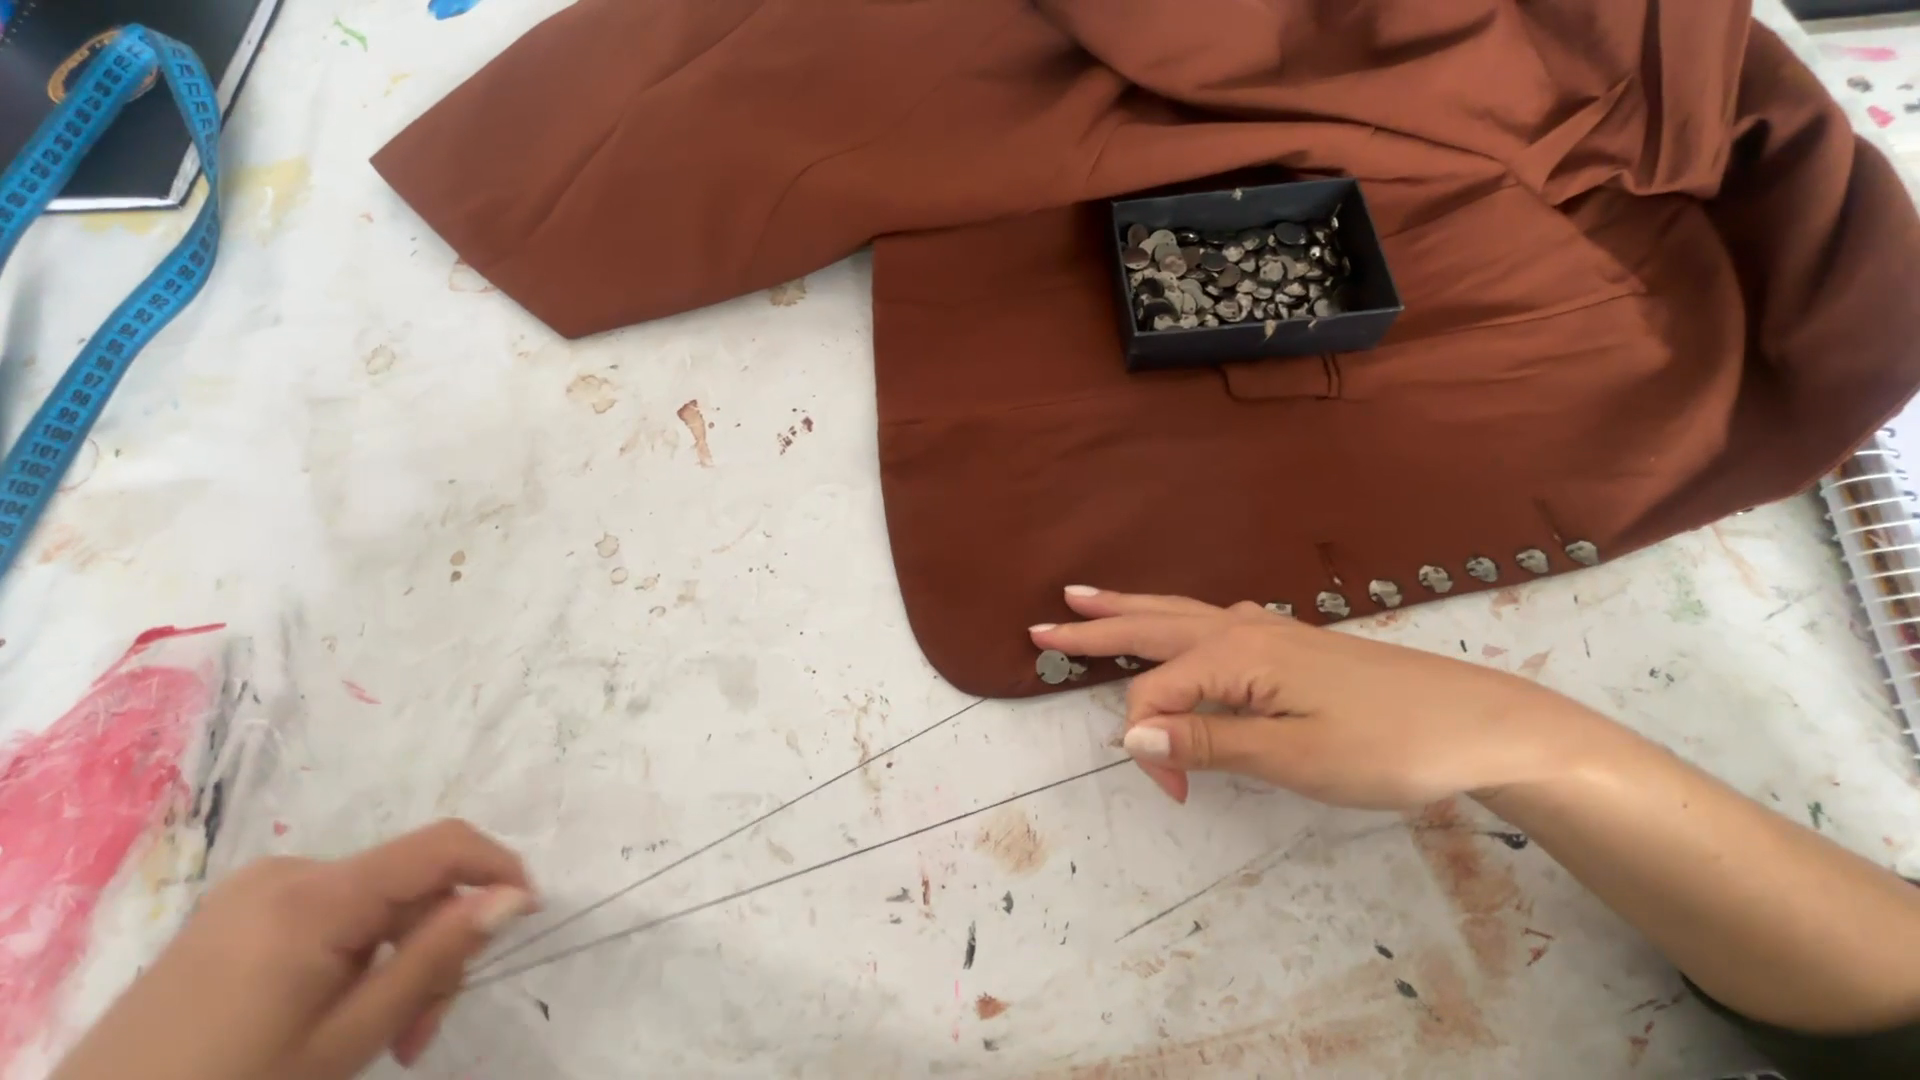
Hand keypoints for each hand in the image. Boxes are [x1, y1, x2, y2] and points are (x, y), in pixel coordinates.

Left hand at [53, 820, 536, 1079]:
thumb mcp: (347, 1037)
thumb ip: (436, 958)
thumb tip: (514, 896)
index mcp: (316, 895)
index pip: (442, 845)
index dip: (500, 868)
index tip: (529, 917)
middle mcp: (288, 872)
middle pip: (407, 885)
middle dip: (433, 948)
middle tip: (421, 1031)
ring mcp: (253, 891)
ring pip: (372, 904)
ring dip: (396, 960)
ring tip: (382, 1035)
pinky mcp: (231, 913)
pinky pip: (328, 913)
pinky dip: (355, 954)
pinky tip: (338, 1010)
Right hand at [1029, 586, 1609, 807]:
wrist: (1479, 722)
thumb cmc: (1385, 746)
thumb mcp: (1292, 758)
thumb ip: (1208, 742)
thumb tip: (1131, 737)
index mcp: (1235, 655)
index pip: (1158, 698)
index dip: (1153, 749)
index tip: (1180, 795)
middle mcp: (1241, 630)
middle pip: (1152, 626)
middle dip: (1095, 629)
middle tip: (1044, 625)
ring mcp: (1267, 630)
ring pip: (1179, 615)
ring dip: (1130, 611)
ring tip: (1088, 600)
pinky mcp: (1289, 641)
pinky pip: (1210, 620)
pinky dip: (1175, 618)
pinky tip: (1180, 623)